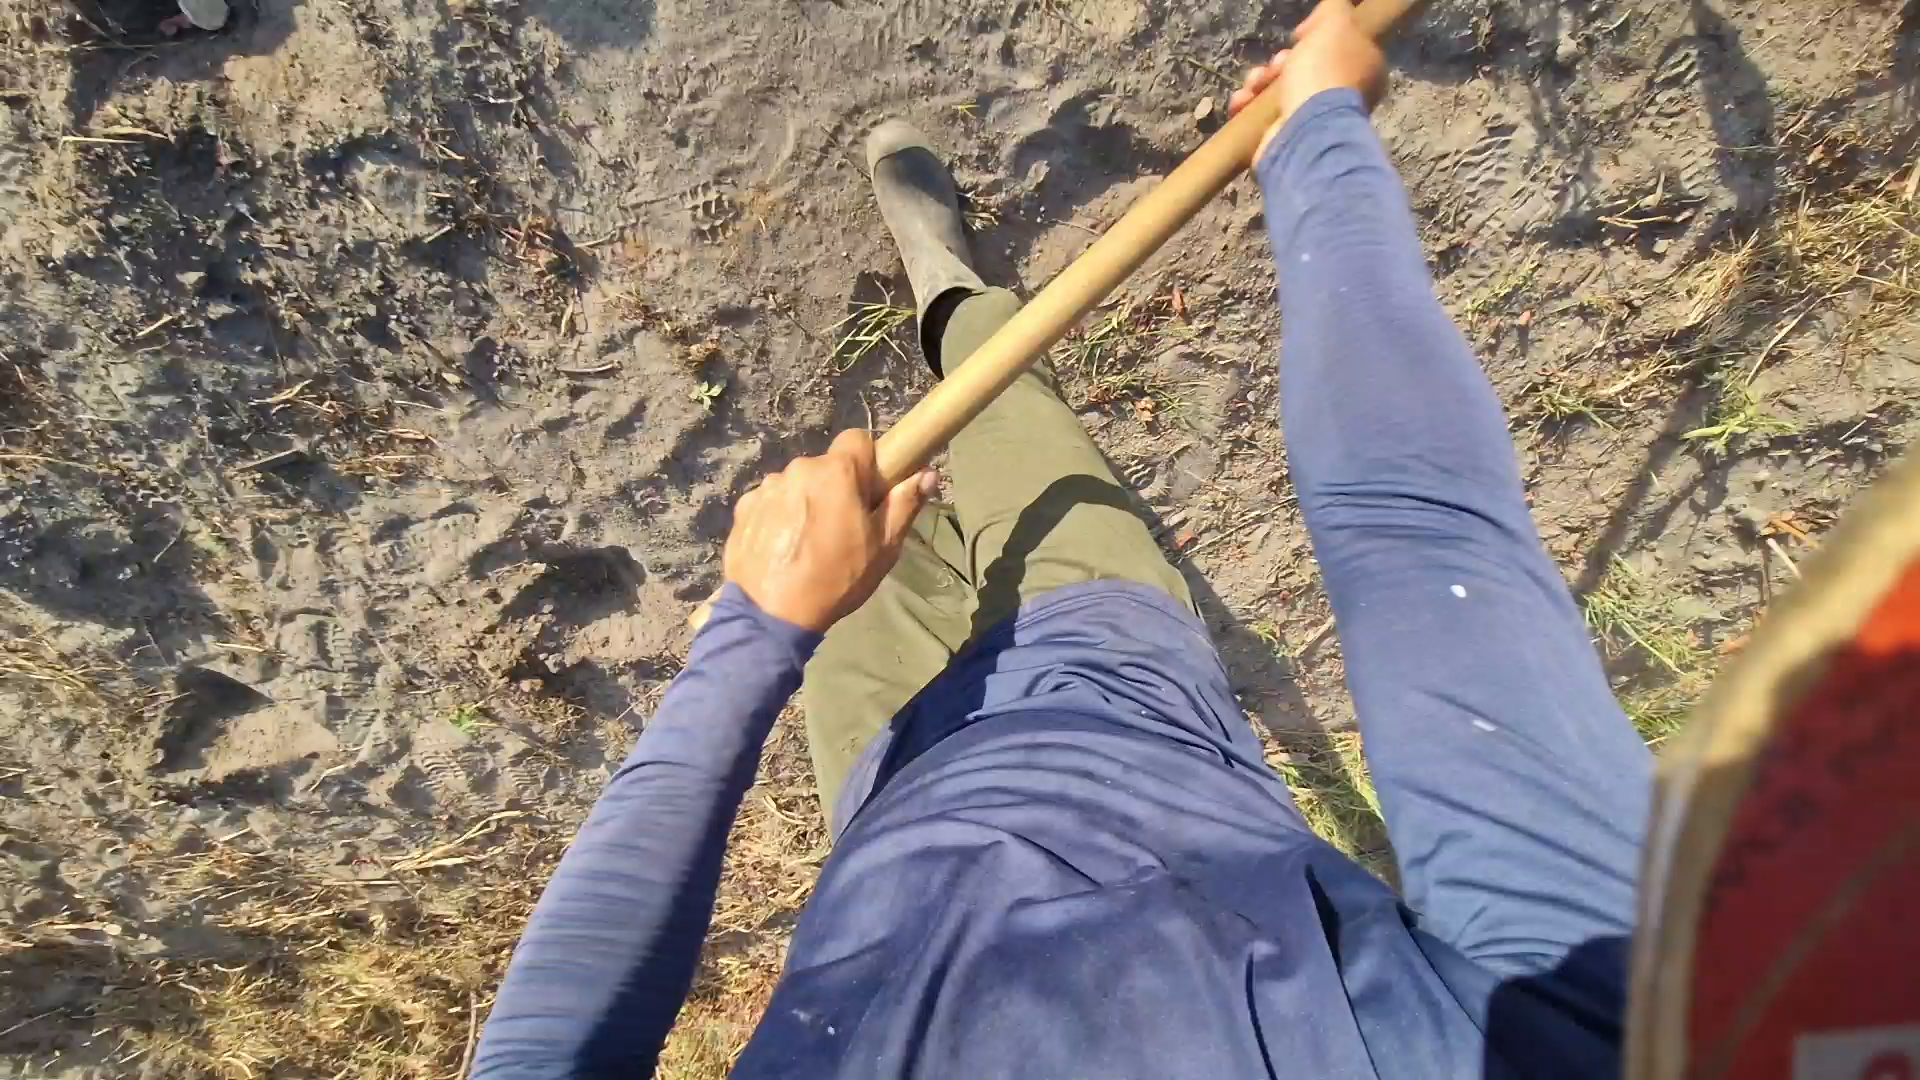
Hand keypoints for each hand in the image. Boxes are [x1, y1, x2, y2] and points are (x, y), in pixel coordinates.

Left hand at [722, 429, 935, 632]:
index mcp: (835, 472)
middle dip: (838, 488)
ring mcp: (766, 487)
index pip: (858, 440)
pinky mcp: (743, 508)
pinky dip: (781, 517)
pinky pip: (772, 502)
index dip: (869, 463)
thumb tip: (927, 474)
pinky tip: (784, 547)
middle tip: (844, 528)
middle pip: (827, 466)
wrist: (770, 615)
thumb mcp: (883, 547)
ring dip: (808, 502)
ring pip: (798, 484)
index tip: (871, 493)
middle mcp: (798, 469)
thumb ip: (905, 505)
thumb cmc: (836, 579)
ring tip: (810, 543)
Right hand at [1228, 0, 1387, 165]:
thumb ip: (1334, 8)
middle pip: (1302, 68)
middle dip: (1281, 62)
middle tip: (1277, 65)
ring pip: (1277, 91)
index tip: (1299, 36)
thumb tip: (1320, 18)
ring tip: (1254, 85)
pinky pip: (1259, 116)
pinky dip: (1247, 106)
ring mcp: (1309, 121)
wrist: (1302, 132)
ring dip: (1258, 82)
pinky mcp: (1281, 139)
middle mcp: (1338, 97)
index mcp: (1362, 70)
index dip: (1313, 37)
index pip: (1335, 46)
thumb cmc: (1324, 74)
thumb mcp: (1335, 23)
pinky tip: (1241, 102)